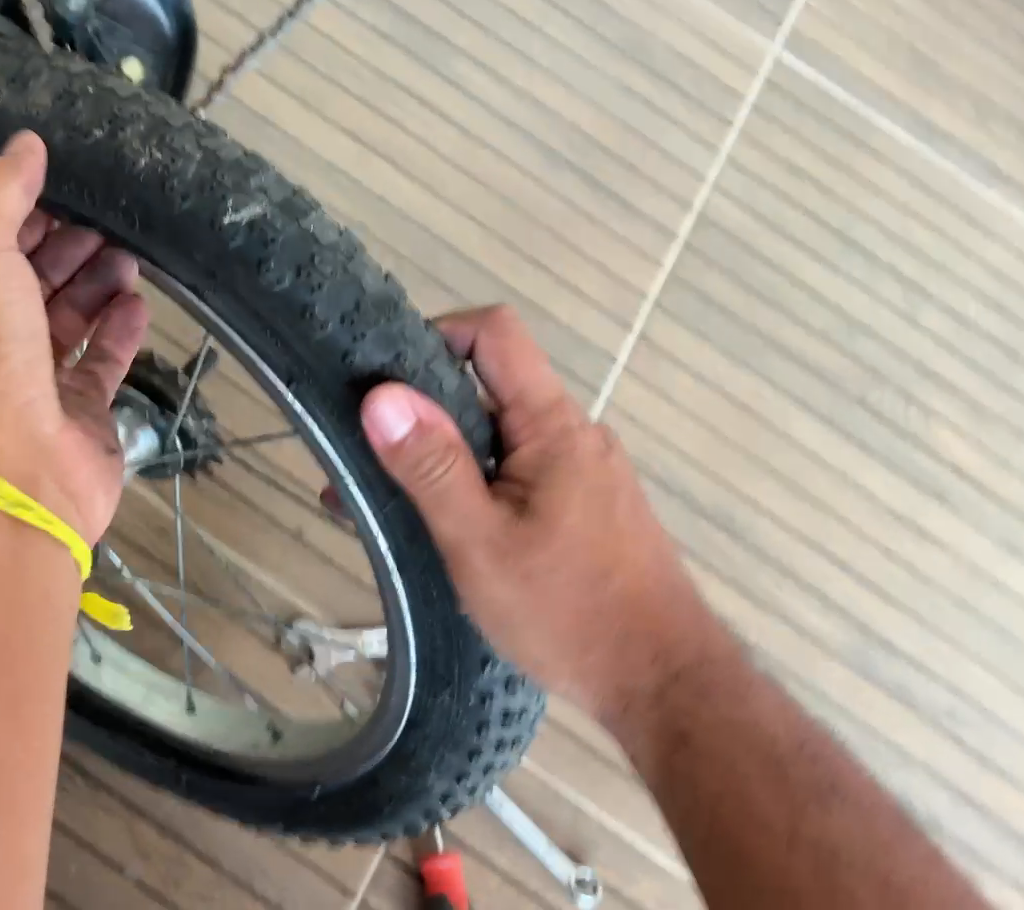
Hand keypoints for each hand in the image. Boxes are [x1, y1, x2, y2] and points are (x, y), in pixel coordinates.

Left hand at [0, 131, 148, 544]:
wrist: (4, 479)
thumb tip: (25, 142)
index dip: (20, 210)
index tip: (64, 181)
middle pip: (26, 280)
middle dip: (64, 245)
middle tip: (108, 215)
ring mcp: (27, 384)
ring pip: (66, 319)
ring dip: (95, 282)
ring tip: (128, 252)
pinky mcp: (75, 416)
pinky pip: (99, 362)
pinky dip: (118, 330)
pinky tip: (138, 300)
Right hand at [358, 305, 716, 723]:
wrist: (666, 689)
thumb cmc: (569, 613)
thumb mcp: (479, 540)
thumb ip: (430, 466)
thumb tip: (380, 396)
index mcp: (552, 426)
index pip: (494, 334)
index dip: (433, 335)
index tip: (381, 380)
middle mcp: (569, 434)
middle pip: (483, 386)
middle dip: (414, 409)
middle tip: (356, 448)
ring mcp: (575, 472)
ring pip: (488, 437)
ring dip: (429, 455)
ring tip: (366, 498)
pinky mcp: (575, 507)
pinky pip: (505, 472)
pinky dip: (457, 484)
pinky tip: (419, 524)